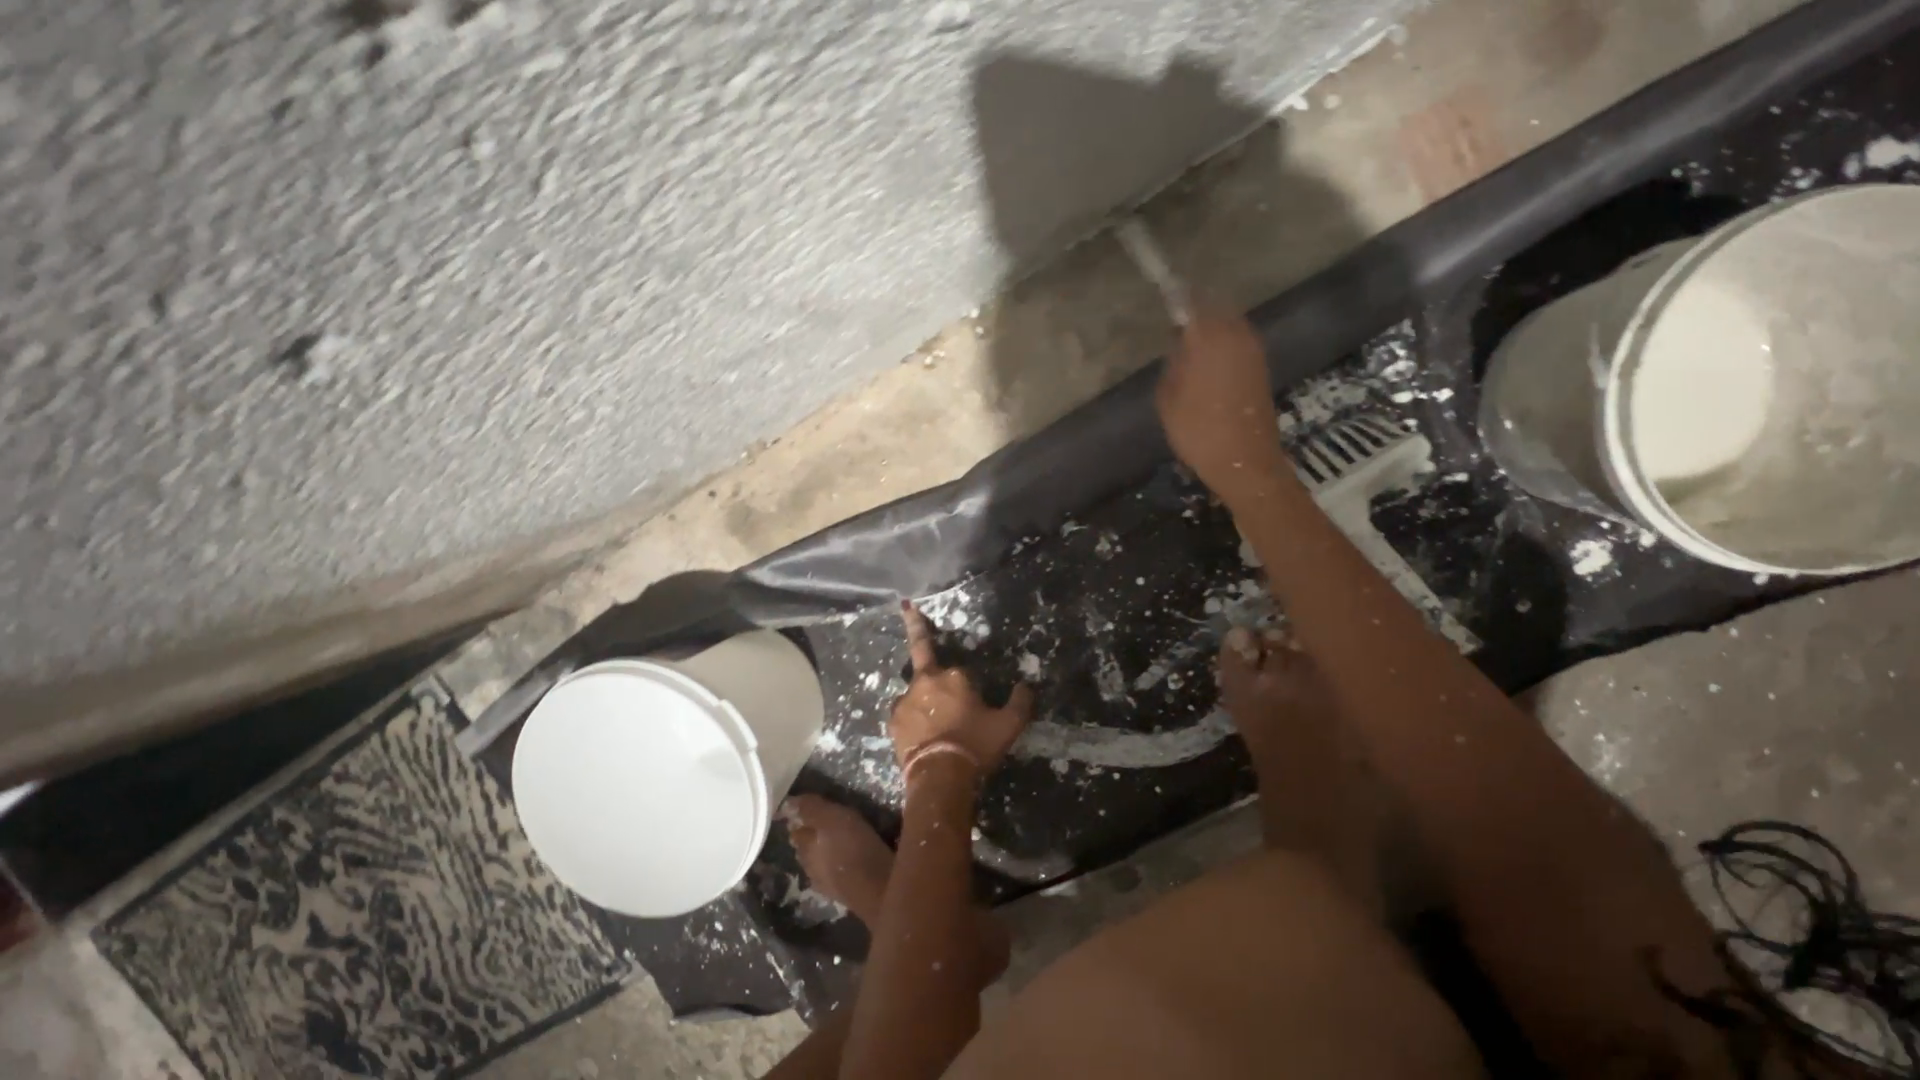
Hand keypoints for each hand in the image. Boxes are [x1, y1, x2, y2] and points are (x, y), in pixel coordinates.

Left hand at [889, 601, 1033, 779]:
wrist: (940, 776)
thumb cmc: (975, 746)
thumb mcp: (1008, 726)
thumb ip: (1020, 702)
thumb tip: (1027, 686)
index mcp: (954, 676)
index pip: (962, 670)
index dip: (969, 684)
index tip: (973, 696)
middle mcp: (925, 681)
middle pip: (924, 658)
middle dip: (915, 626)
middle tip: (908, 607)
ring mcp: (904, 700)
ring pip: (915, 692)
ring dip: (922, 698)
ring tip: (931, 721)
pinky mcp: (892, 721)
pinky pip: (903, 714)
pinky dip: (911, 719)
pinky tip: (919, 735)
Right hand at [1156, 309, 1292, 507]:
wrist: (1245, 462)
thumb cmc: (1199, 432)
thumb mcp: (1168, 400)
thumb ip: (1173, 365)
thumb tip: (1180, 346)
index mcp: (1209, 339)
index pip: (1193, 302)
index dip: (1179, 294)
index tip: (1165, 291)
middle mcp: (1236, 337)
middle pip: (1217, 306)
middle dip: (1198, 305)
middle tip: (1178, 314)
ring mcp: (1253, 351)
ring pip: (1231, 321)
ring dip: (1214, 322)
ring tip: (1191, 335)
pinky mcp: (1261, 367)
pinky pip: (1239, 339)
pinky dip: (1225, 339)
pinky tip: (1209, 355)